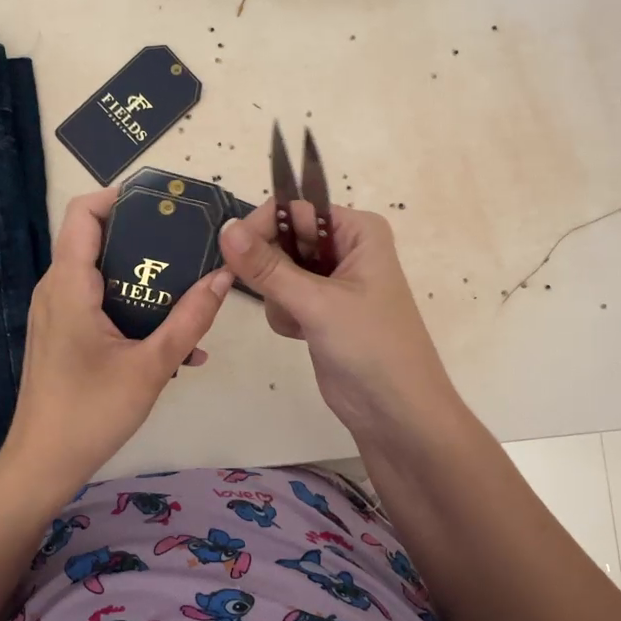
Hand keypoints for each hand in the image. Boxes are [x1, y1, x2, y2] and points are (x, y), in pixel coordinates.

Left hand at [3, 188, 233, 482]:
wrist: (43, 463)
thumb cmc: (92, 412)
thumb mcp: (151, 366)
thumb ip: (190, 320)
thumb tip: (223, 278)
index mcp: (69, 285)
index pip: (84, 212)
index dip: (120, 196)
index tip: (164, 203)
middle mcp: (55, 289)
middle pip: (97, 240)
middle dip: (145, 240)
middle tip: (190, 247)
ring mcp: (55, 313)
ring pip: (101, 276)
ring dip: (144, 282)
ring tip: (189, 295)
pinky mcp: (61, 335)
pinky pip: (97, 305)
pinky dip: (131, 311)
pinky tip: (173, 344)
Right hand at [218, 200, 453, 431]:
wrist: (395, 410)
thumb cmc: (370, 346)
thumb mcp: (317, 302)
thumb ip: (267, 267)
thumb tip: (225, 230)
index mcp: (357, 230)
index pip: (294, 209)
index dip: (260, 226)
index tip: (231, 252)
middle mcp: (345, 248)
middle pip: (282, 238)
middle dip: (269, 268)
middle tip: (272, 295)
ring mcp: (331, 281)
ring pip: (277, 271)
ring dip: (276, 297)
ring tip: (298, 321)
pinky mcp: (319, 311)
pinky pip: (282, 298)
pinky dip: (283, 315)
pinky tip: (301, 335)